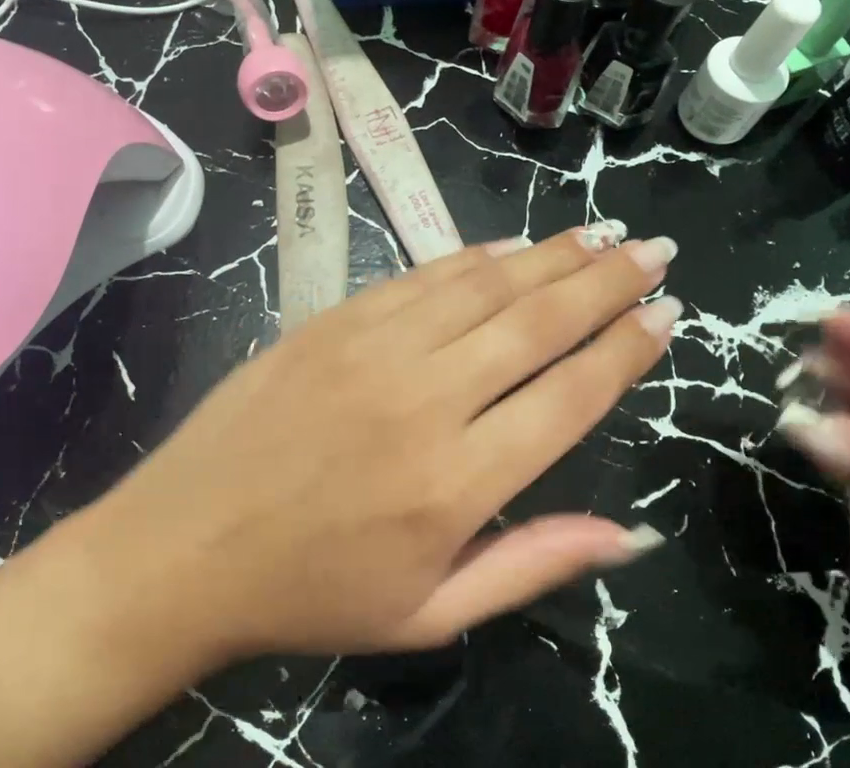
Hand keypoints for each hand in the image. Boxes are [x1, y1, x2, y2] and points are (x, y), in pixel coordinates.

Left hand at [76, 224, 681, 662]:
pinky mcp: (332, 322)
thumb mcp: (430, 614)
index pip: (571, 395)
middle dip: (606, 281)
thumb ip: (533, 565)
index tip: (666, 314)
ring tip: (600, 236)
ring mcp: (374, 348)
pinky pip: (420, 278)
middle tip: (654, 251)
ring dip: (550, 256)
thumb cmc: (312, 594)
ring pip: (484, 286)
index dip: (627, 349)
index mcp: (459, 480)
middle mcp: (426, 398)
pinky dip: (473, 258)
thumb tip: (631, 534)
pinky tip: (510, 247)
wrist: (182, 549)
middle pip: (538, 323)